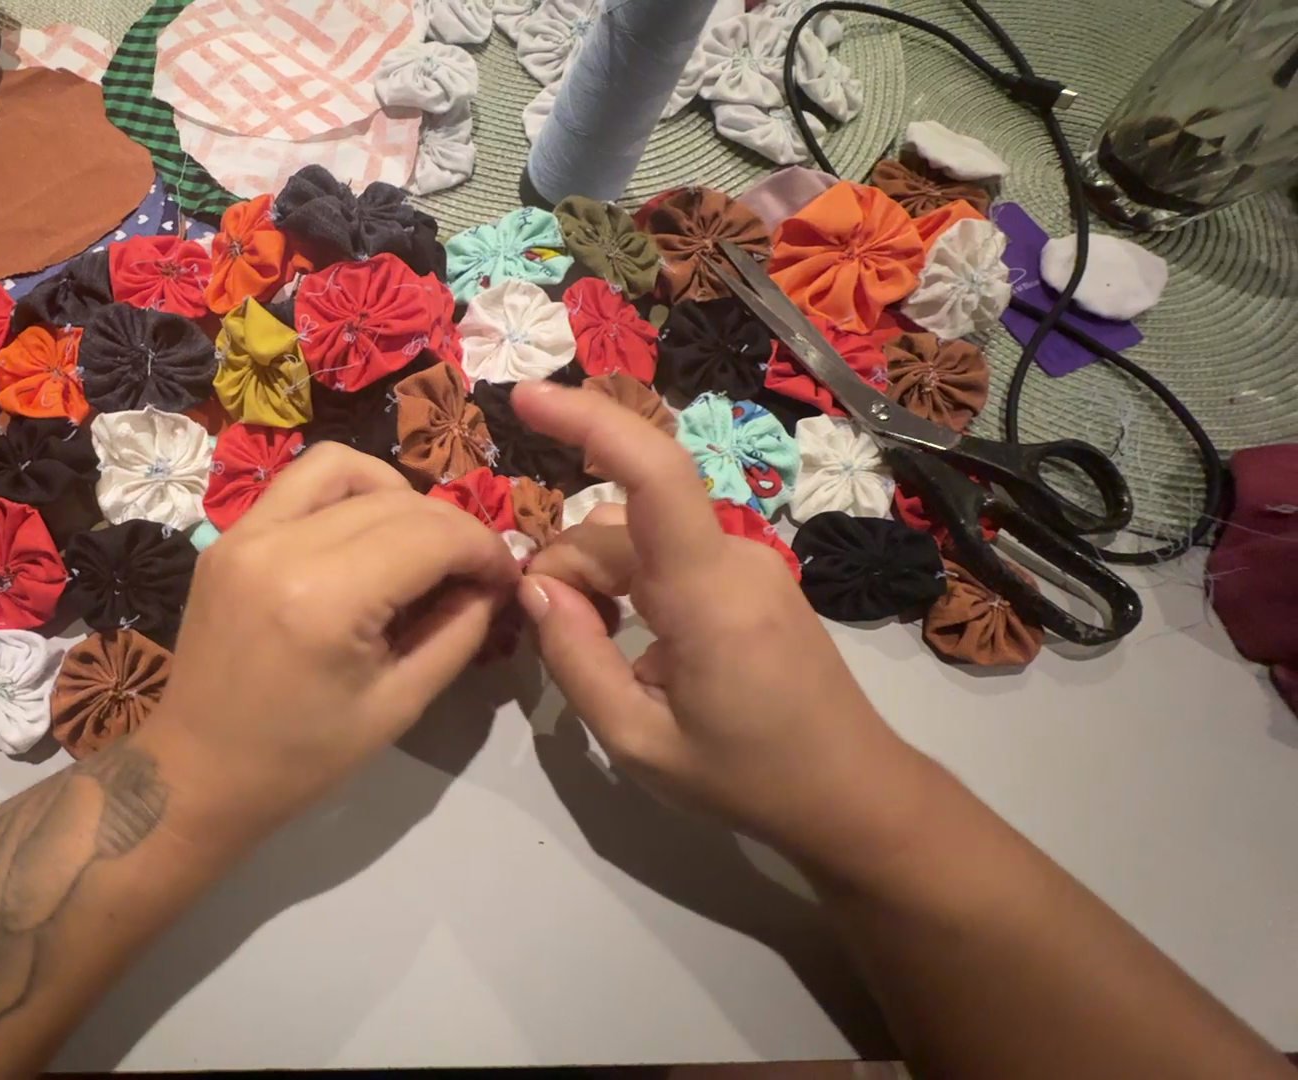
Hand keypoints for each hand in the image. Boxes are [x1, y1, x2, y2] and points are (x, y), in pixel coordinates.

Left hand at [149, 442, 519, 841]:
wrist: (198, 771)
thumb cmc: (301, 758)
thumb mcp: (398, 704)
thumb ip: (456, 632)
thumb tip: (490, 582)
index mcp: (325, 600)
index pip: (431, 536)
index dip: (483, 548)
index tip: (505, 575)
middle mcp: (280, 546)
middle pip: (395, 500)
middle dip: (451, 527)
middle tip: (471, 569)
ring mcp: (244, 534)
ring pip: (342, 467)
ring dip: (397, 493)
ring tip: (417, 542)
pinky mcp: (227, 538)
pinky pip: (298, 485)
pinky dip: (345, 495)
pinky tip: (363, 536)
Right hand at [508, 382, 931, 866]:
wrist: (853, 796)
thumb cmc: (745, 778)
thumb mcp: (635, 739)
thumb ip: (573, 659)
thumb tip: (534, 586)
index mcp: (707, 596)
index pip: (654, 476)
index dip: (589, 422)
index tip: (526, 398)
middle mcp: (730, 558)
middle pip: (613, 526)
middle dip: (562, 569)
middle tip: (552, 639)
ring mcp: (743, 561)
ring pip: (630, 538)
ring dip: (589, 578)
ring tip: (590, 645)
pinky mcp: (744, 574)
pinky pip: (659, 553)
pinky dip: (621, 580)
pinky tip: (621, 632)